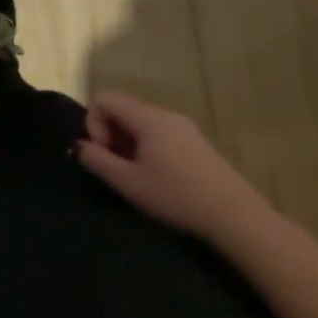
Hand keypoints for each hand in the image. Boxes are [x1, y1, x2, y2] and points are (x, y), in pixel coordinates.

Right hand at [76, 91, 275, 244]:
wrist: (237, 218)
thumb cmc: (176, 197)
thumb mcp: (127, 182)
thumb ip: (96, 160)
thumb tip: (79, 146)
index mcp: (148, 118)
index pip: (105, 99)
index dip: (94, 124)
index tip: (104, 154)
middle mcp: (167, 115)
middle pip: (123, 108)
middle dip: (110, 133)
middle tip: (116, 166)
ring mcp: (185, 128)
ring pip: (141, 122)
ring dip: (128, 142)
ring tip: (135, 174)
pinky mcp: (197, 143)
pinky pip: (160, 132)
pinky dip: (147, 147)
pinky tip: (157, 177)